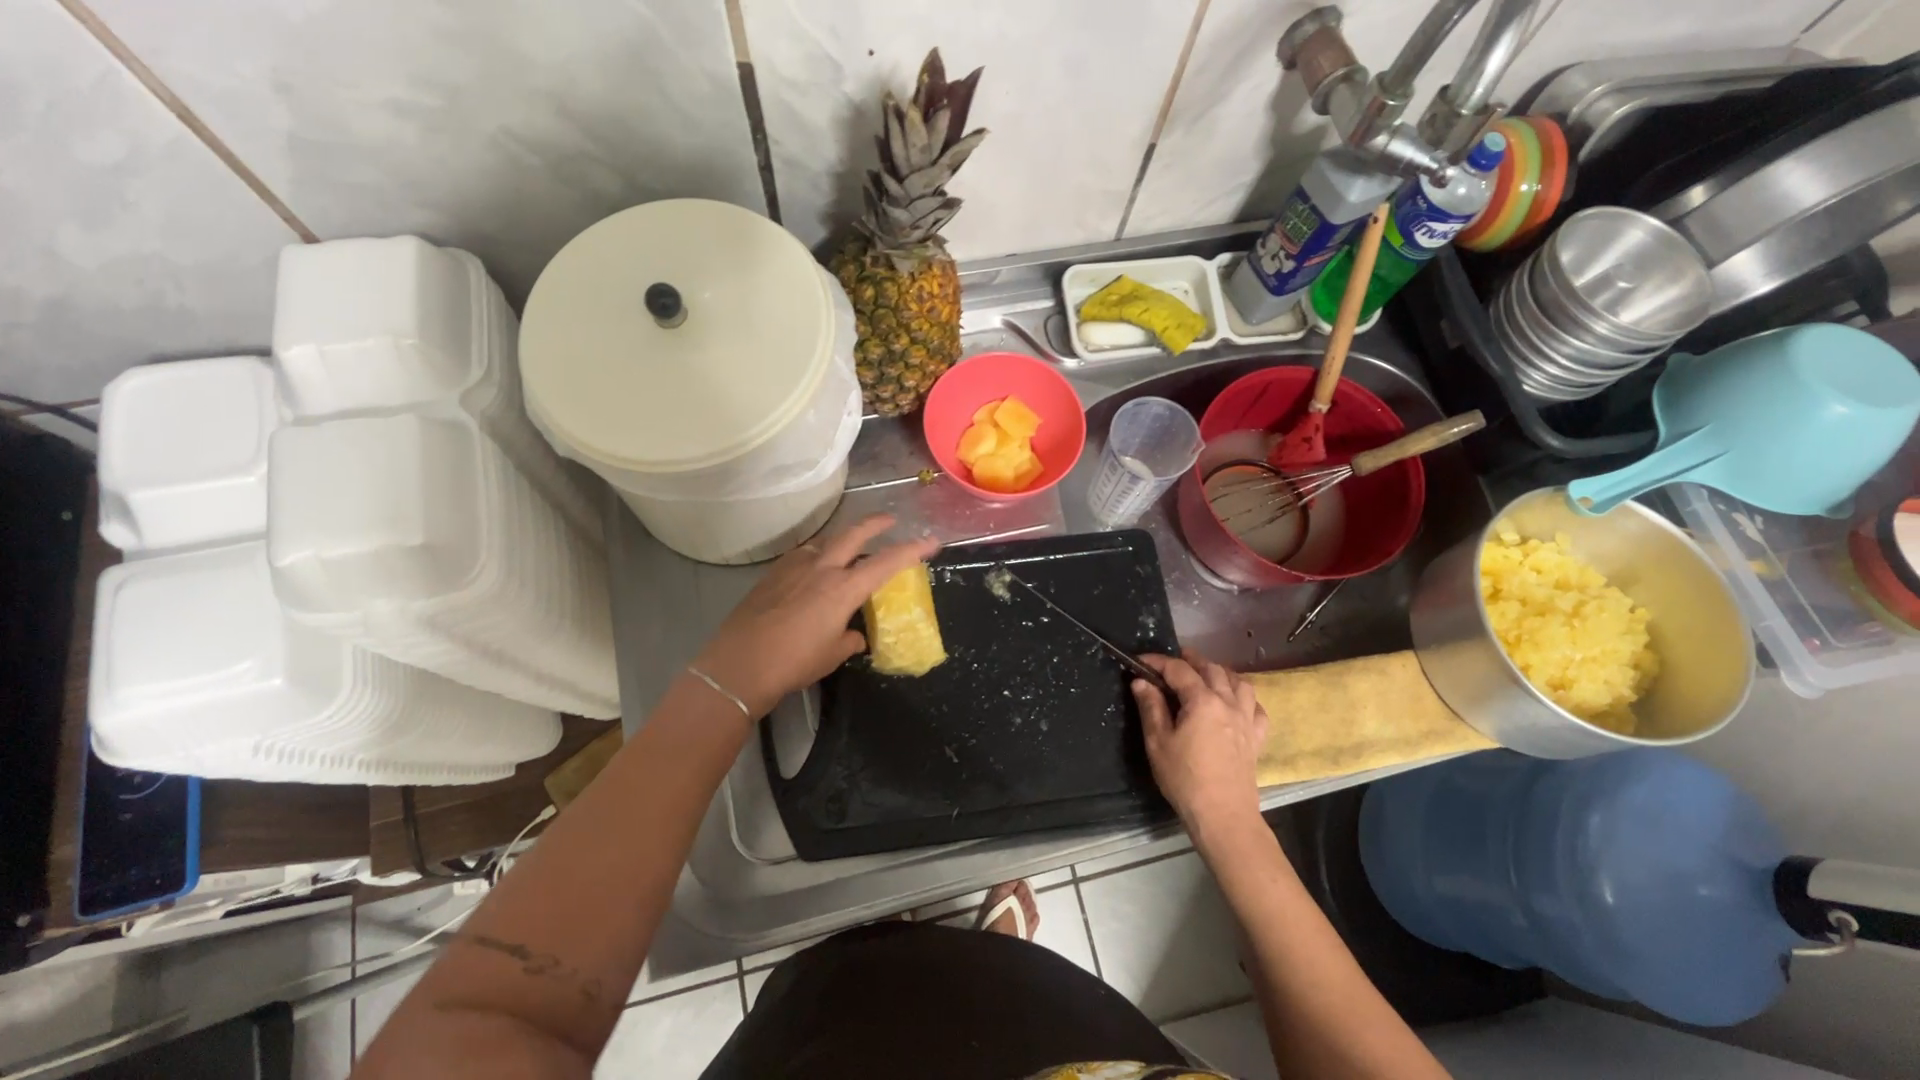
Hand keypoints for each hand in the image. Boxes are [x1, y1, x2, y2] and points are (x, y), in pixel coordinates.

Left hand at [690, 515, 940, 717]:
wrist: (739, 665)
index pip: (886, 563)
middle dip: (875, 524)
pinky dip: (816, 556)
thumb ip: (848, 639)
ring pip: (824, 543)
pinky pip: (802, 557)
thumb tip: (854, 634)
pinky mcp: (772, 575)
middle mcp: (821, 569)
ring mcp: (793, 568)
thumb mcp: (832, 655)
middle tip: (889, 521)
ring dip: (841, 541)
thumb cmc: (793, 663)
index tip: (931, 542)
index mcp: (843, 589)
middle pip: (853, 534)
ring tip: (848, 548)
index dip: (912, 550)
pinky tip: (812, 570)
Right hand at [1132, 654, 1269, 830]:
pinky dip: (1245, 698)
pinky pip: (1256, 708)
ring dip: (1221, 673)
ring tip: (1207, 676)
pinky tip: (1236, 704)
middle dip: (1192, 660)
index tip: (1140, 661)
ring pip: (1239, 683)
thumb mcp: (1158, 742)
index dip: (1158, 662)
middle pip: (1212, 669)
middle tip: (1174, 662)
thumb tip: (1142, 682)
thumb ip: (1151, 707)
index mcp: (1202, 701)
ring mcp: (1247, 719)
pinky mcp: (1256, 737)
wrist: (1223, 814)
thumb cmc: (1185, 779)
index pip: (1179, 670)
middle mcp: (1228, 702)